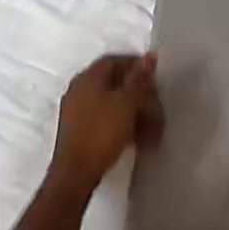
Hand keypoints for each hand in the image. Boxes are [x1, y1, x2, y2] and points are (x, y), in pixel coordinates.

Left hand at [48, 53, 163, 192]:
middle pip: (111, 80)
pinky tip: (132, 134)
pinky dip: (119, 120)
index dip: (135, 64)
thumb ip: (138, 79)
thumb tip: (149, 55)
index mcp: (88, 78)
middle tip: (153, 99)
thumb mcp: (127, 104)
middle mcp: (78, 89)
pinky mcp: (76, 129)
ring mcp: (75, 109)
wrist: (76, 173)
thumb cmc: (102, 133)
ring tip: (147, 121)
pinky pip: (101, 116)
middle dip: (135, 89)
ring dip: (129, 107)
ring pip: (108, 100)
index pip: (113, 60)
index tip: (153, 74)